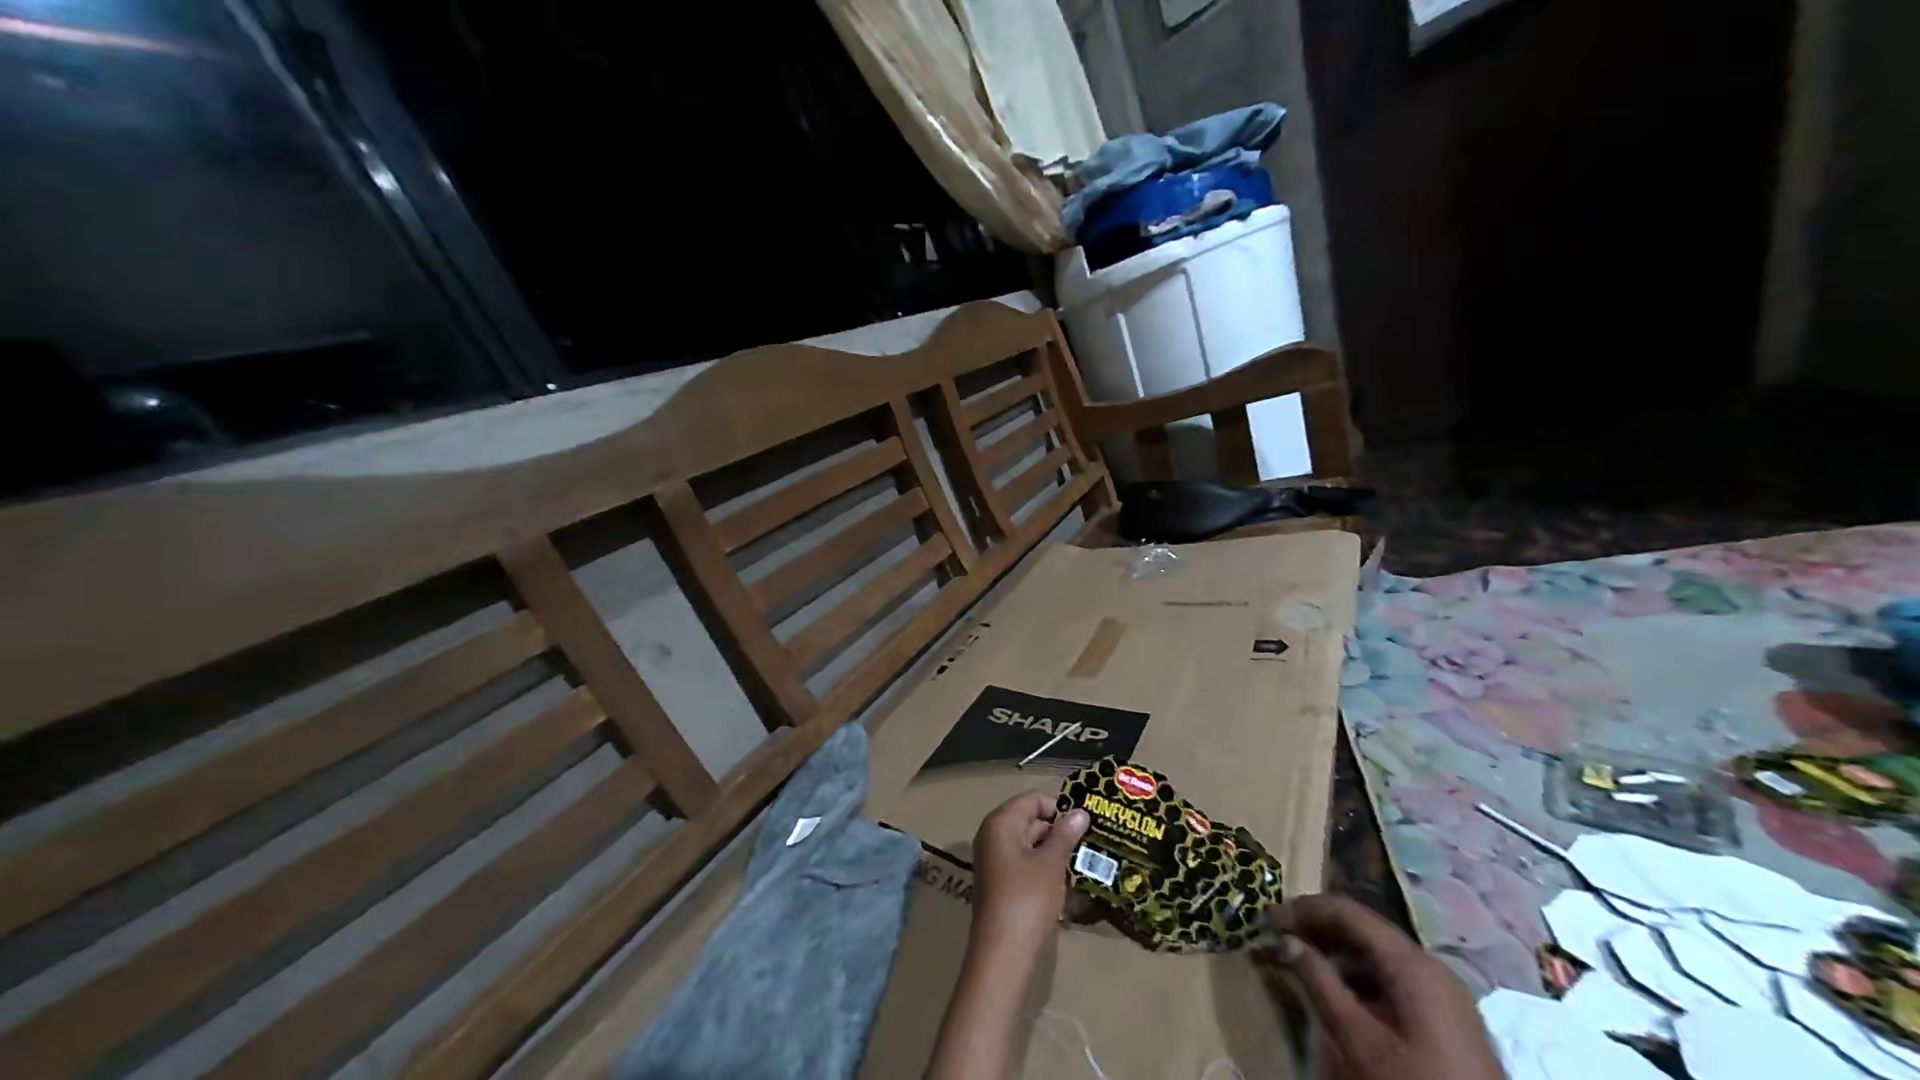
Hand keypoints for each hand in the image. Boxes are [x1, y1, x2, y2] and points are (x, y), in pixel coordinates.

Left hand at [970, 792, 1089, 951]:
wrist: (1003, 954)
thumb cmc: (1027, 899)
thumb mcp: (1051, 863)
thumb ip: (1065, 834)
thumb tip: (1081, 812)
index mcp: (1000, 823)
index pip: (1032, 800)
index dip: (1059, 807)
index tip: (1085, 823)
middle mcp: (992, 836)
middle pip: (1030, 820)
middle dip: (1059, 830)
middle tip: (1090, 842)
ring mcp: (994, 861)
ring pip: (1030, 844)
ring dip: (1054, 851)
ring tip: (1083, 861)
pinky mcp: (1000, 883)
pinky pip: (1025, 864)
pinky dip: (1044, 868)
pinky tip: (1065, 882)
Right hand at [1268, 894, 1501, 1079]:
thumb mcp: (1359, 1040)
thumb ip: (1320, 983)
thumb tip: (1286, 941)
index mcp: (1411, 963)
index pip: (1347, 912)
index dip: (1303, 909)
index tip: (1268, 919)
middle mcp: (1430, 964)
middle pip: (1364, 926)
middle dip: (1318, 926)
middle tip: (1279, 935)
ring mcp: (1443, 989)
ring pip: (1379, 950)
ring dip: (1337, 948)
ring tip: (1301, 959)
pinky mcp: (1447, 1013)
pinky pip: (1395, 974)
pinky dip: (1360, 971)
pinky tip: (1338, 989)